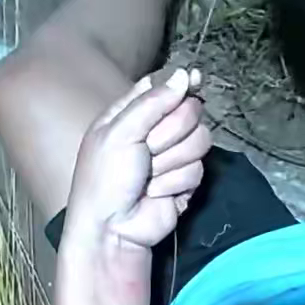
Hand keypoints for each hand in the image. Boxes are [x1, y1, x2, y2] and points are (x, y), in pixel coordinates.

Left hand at [64, 68, 211, 254]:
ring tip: (148, 178)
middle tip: (147, 152)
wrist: (113, 229)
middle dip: (170, 134)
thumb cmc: (105, 179)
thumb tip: (186, 74)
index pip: (166, 88)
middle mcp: (154, 132)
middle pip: (190, 113)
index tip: (195, 81)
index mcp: (132, 114)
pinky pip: (198, 170)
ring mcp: (171, 157)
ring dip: (172, 162)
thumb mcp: (119, 133)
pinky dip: (175, 183)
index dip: (181, 85)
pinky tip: (156, 193)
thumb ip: (152, 102)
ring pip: (199, 142)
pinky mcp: (184, 181)